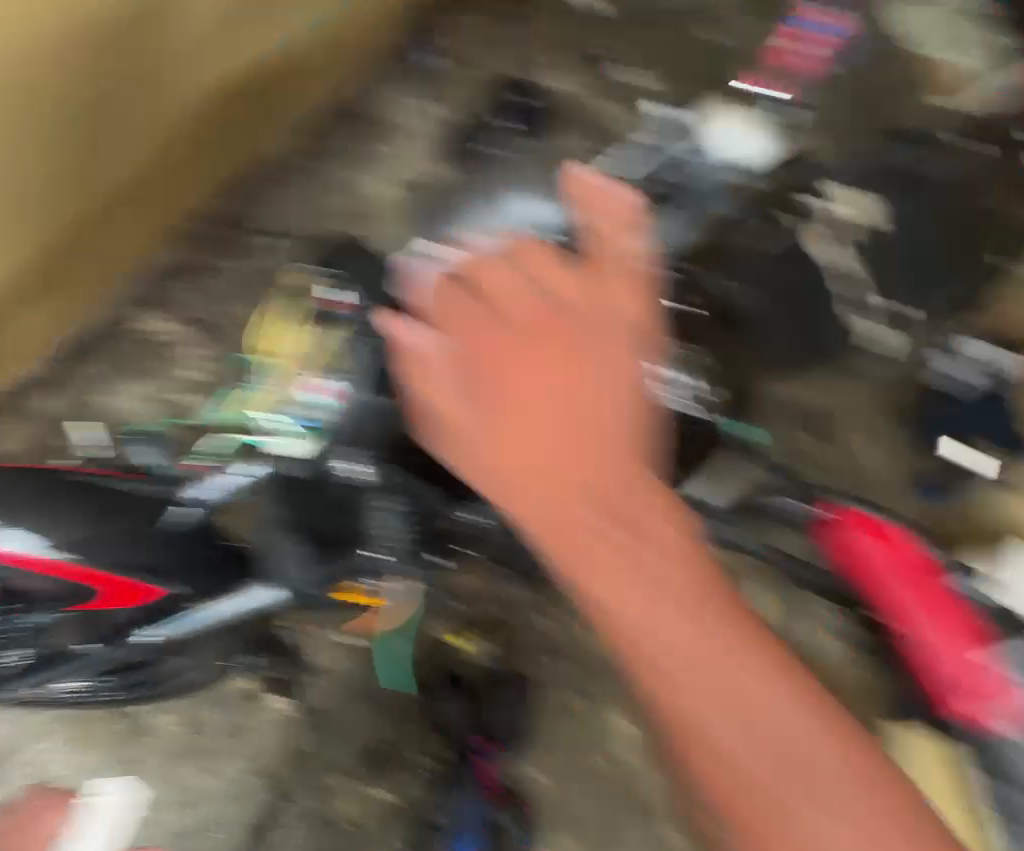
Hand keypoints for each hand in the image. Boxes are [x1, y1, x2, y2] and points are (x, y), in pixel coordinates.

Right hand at [377, 162, 669, 558]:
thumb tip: (393, 322)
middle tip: (445, 272)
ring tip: (488, 257)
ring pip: (534, 249)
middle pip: (482, 262)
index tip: (407, 279)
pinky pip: (622, 240)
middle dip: (454, 262)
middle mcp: (531, 315)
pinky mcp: (629, 309)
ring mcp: (587, 306)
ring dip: (502, 247)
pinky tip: (575, 178)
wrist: (595, 497)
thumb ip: (419, 373)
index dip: (417, 281)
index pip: (438, 289)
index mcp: (482, 348)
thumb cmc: (515, 474)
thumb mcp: (448, 435)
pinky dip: (603, 203)